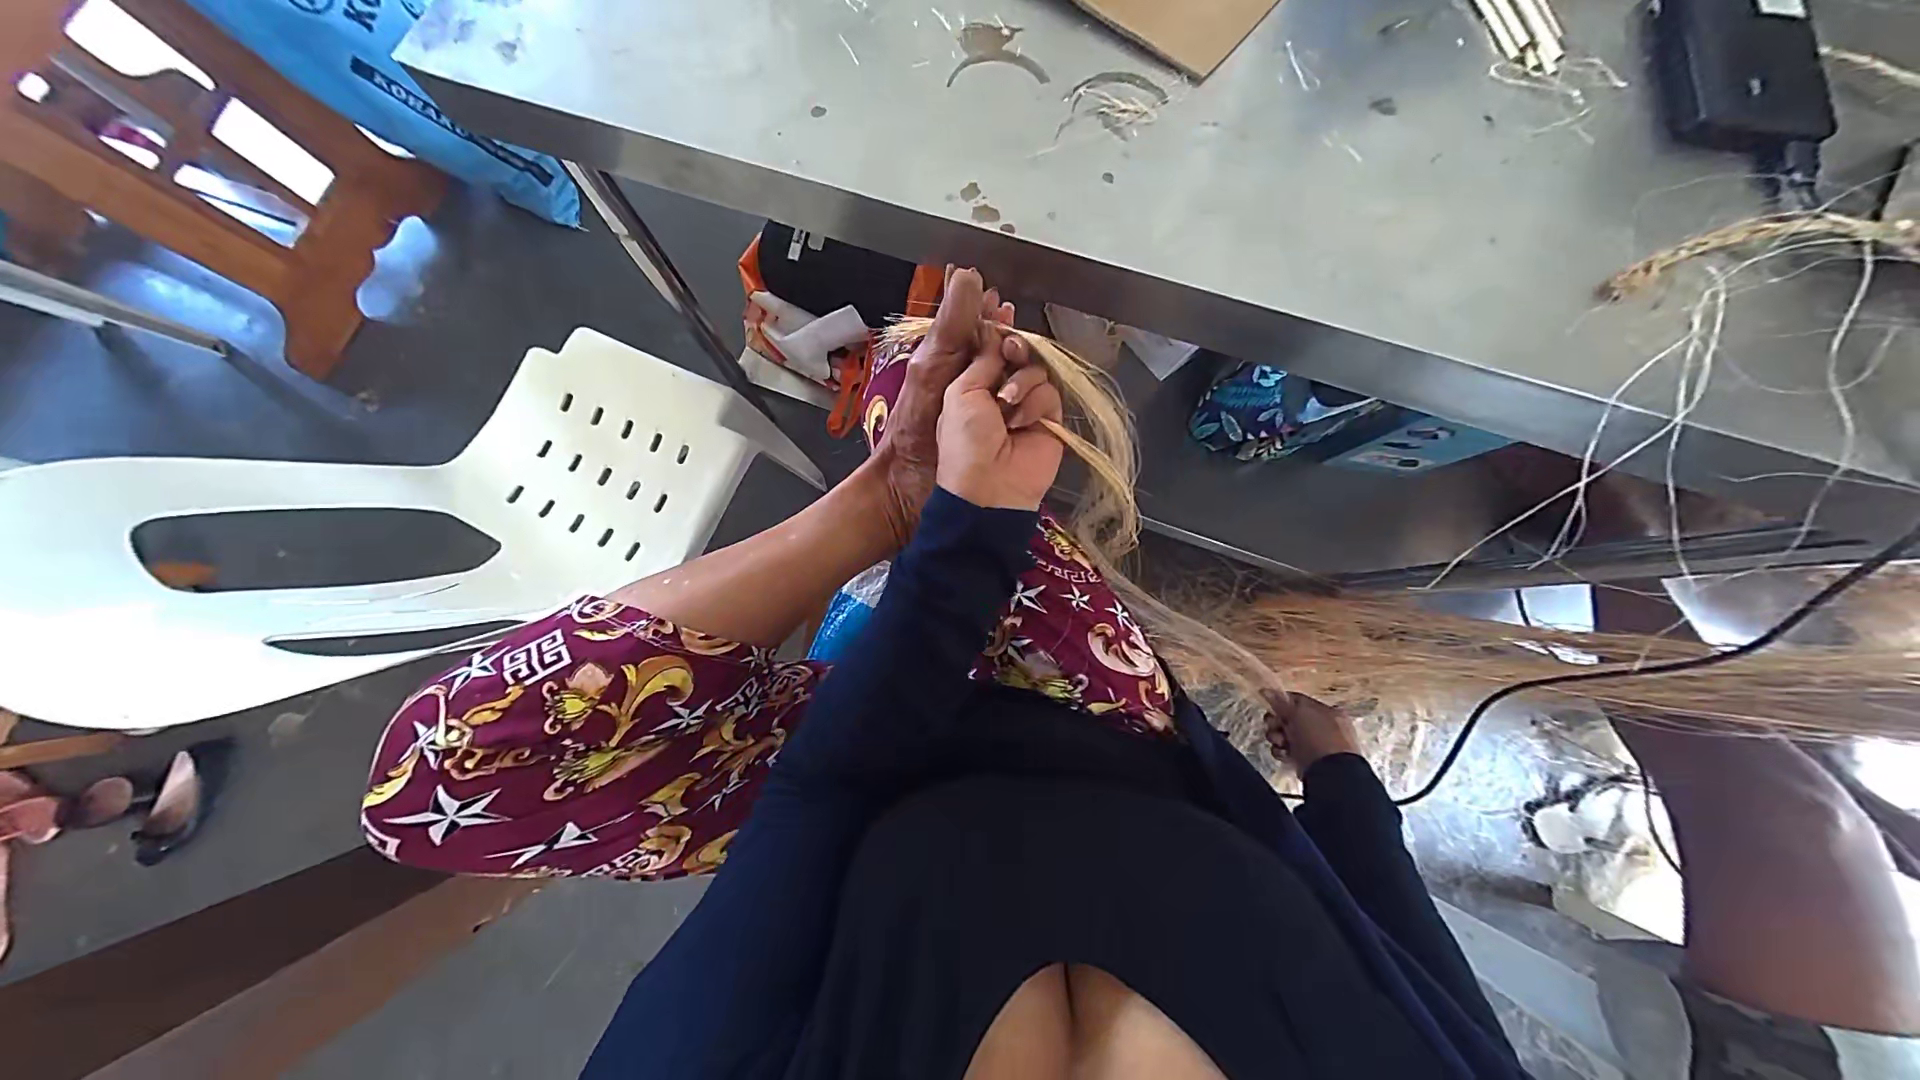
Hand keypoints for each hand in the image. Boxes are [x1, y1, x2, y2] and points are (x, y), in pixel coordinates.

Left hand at [935, 327, 1062, 510]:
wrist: (989, 487)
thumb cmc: (964, 442)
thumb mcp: (961, 391)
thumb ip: (982, 358)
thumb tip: (996, 331)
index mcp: (971, 382)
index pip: (989, 345)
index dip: (996, 329)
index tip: (1001, 309)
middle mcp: (999, 389)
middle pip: (1017, 351)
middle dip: (1013, 347)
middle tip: (1010, 352)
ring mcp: (1025, 403)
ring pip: (1036, 369)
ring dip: (1021, 383)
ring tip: (1007, 406)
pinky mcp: (1048, 418)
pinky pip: (1050, 391)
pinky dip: (1035, 403)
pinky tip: (1021, 423)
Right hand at [1263, 690, 1362, 771]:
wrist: (1330, 772)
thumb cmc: (1318, 737)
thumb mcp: (1299, 713)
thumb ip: (1282, 702)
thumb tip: (1267, 691)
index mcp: (1326, 712)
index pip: (1298, 701)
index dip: (1281, 702)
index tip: (1270, 706)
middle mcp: (1321, 727)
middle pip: (1288, 718)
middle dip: (1276, 722)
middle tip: (1274, 725)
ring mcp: (1314, 745)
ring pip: (1285, 735)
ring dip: (1276, 737)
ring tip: (1279, 742)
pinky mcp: (1305, 761)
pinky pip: (1287, 751)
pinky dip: (1282, 752)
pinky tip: (1284, 753)